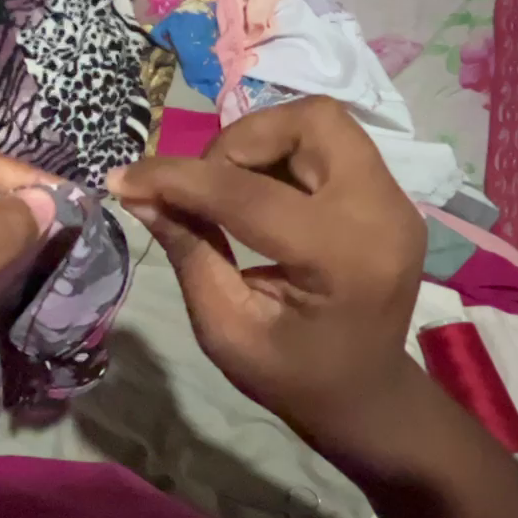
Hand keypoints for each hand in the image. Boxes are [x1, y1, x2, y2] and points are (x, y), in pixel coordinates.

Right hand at [107, 96, 426, 455]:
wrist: (365, 396)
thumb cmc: (291, 375)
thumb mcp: (224, 326)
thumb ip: (187, 250)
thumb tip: (137, 193)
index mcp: (342, 260)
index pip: (248, 194)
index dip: (176, 179)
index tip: (124, 179)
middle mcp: (381, 213)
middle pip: (308, 122)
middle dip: (237, 142)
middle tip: (203, 188)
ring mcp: (393, 199)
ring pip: (319, 121)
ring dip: (259, 142)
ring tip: (228, 189)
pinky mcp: (387, 194)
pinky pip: (328, 142)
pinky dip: (279, 153)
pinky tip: (258, 193)